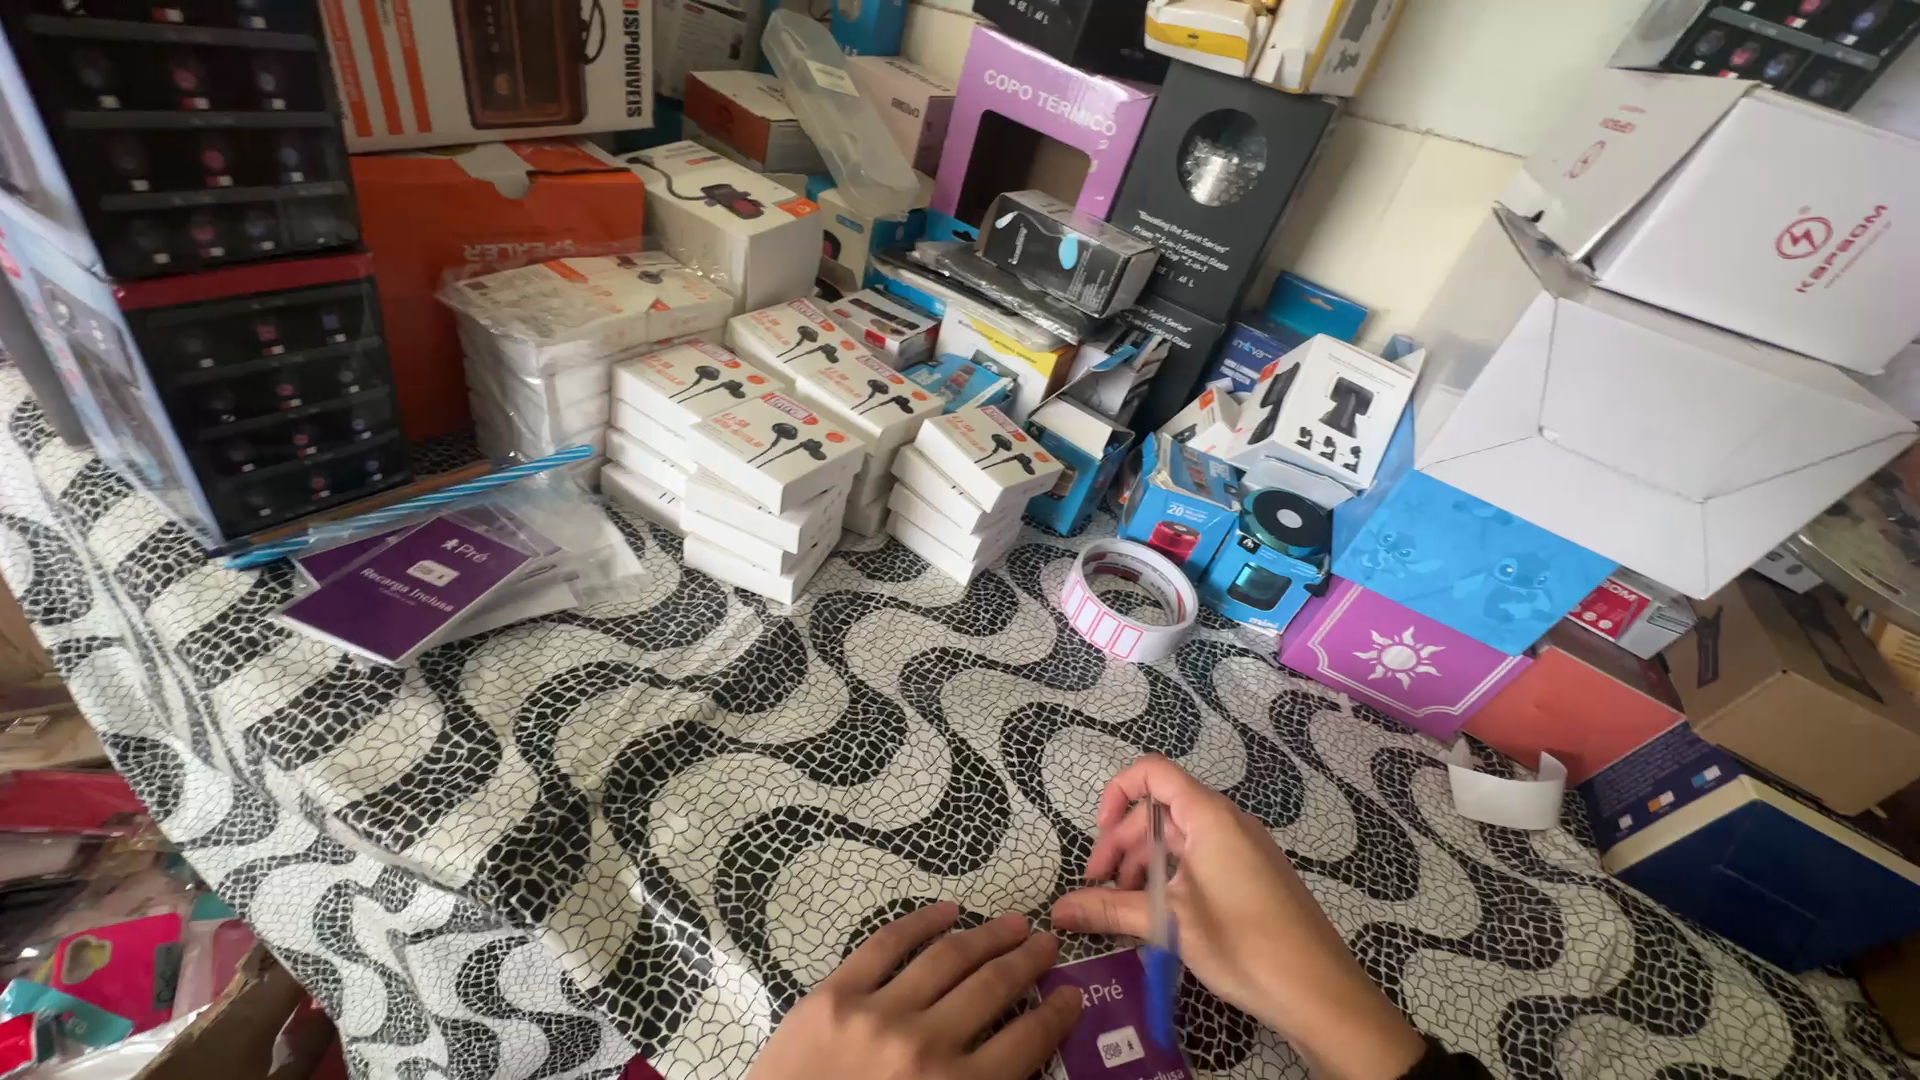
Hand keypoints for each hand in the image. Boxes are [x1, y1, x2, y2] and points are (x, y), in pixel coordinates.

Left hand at [748, 903, 1082, 1079]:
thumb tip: (1014, 1065)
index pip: (1025, 1044)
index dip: (1055, 1017)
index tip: (1070, 994)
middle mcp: (926, 1048)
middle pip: (993, 989)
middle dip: (1027, 962)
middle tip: (1047, 941)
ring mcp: (878, 1014)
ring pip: (949, 958)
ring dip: (988, 936)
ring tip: (1014, 921)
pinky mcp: (835, 994)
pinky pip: (888, 943)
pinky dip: (922, 921)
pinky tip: (949, 909)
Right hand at [1050, 756, 1425, 1079]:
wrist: (1324, 996)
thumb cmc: (1243, 944)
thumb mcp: (1169, 924)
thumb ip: (1109, 908)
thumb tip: (1057, 910)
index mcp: (1208, 814)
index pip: (1151, 771)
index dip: (1117, 792)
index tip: (1100, 834)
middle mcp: (1227, 819)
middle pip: (1160, 810)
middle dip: (1123, 842)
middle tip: (1099, 886)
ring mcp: (1244, 846)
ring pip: (1179, 837)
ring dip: (1145, 863)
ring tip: (1125, 905)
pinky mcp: (1254, 873)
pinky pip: (1201, 856)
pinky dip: (1172, 875)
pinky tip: (1160, 914)